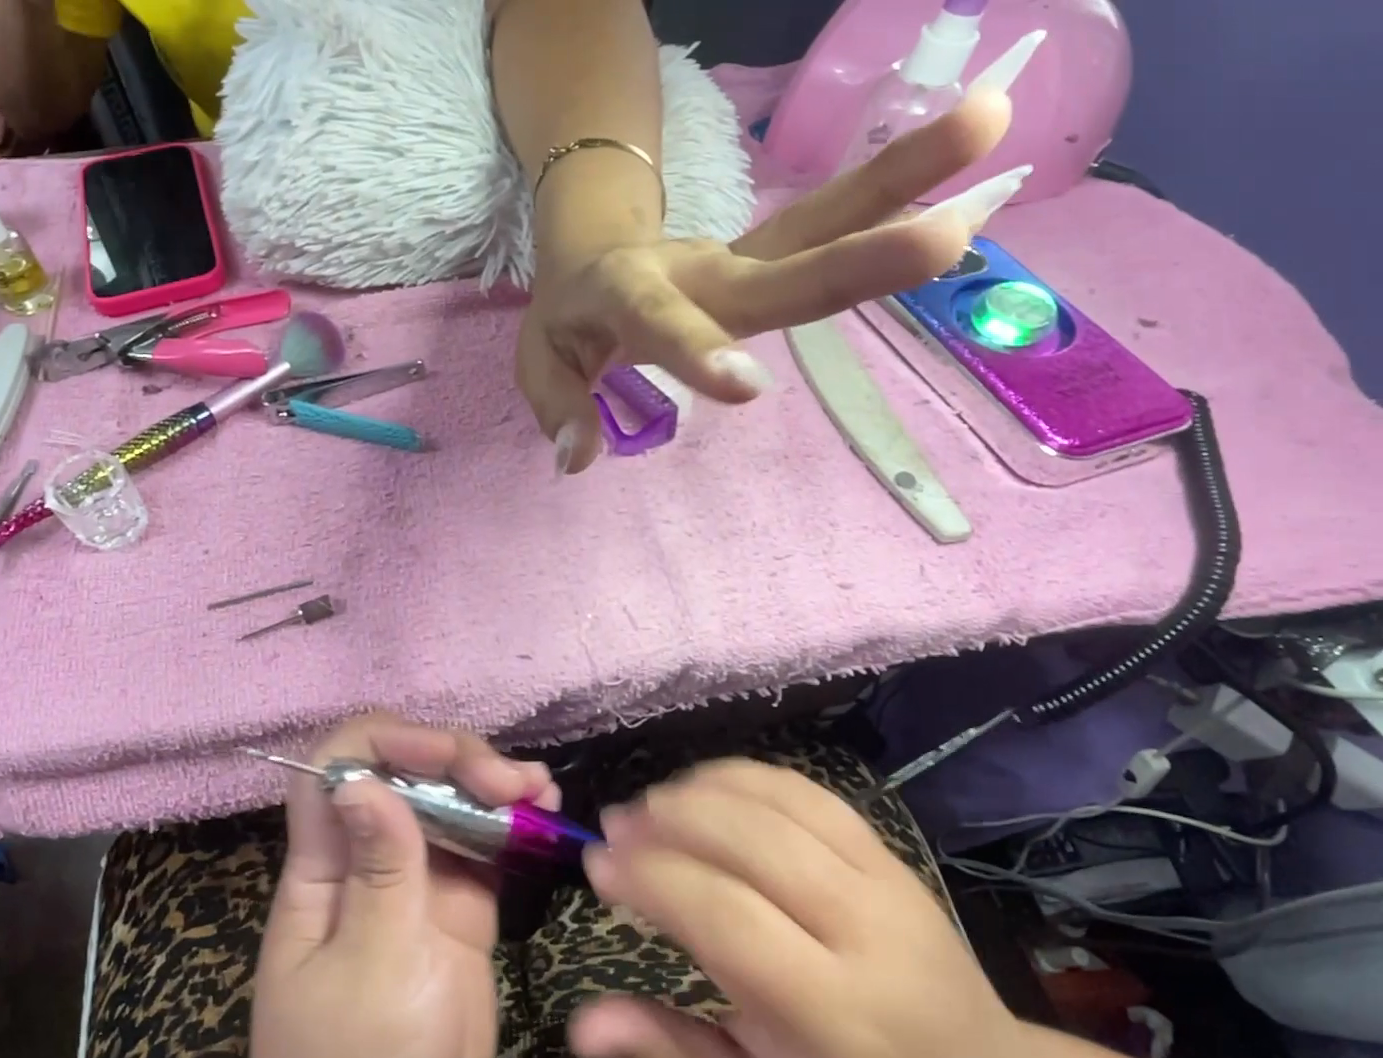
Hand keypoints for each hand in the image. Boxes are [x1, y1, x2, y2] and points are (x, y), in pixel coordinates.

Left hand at [249, 714, 558, 1057]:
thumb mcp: (369, 969)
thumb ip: (379, 873)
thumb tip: (362, 781)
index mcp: (322, 867)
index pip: (336, 771)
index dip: (386, 743)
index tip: (445, 755)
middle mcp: (366, 857)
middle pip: (401, 775)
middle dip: (455, 760)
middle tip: (514, 785)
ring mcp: (415, 881)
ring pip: (447, 804)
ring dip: (492, 783)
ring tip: (541, 790)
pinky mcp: (458, 908)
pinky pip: (483, 849)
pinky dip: (512, 825)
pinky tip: (544, 816)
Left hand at [519, 89, 1015, 474]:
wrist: (591, 255)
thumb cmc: (567, 319)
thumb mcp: (540, 365)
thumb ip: (558, 407)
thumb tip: (577, 460)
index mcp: (626, 292)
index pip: (660, 318)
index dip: (697, 349)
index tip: (748, 389)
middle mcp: (696, 268)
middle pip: (776, 262)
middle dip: (854, 256)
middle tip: (947, 232)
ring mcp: (739, 257)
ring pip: (819, 223)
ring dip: (903, 177)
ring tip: (994, 120)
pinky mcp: (768, 258)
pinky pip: (829, 232)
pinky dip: (898, 200)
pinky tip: (978, 184)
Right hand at [572, 760, 1028, 1057]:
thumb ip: (674, 1052)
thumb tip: (582, 1025)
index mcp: (839, 1016)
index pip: (728, 918)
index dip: (652, 879)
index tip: (597, 865)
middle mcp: (870, 934)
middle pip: (754, 842)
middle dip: (669, 821)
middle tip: (614, 825)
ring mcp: (889, 883)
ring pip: (783, 803)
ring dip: (703, 790)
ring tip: (648, 802)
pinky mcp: (891, 854)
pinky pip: (812, 793)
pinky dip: (747, 777)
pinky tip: (703, 788)